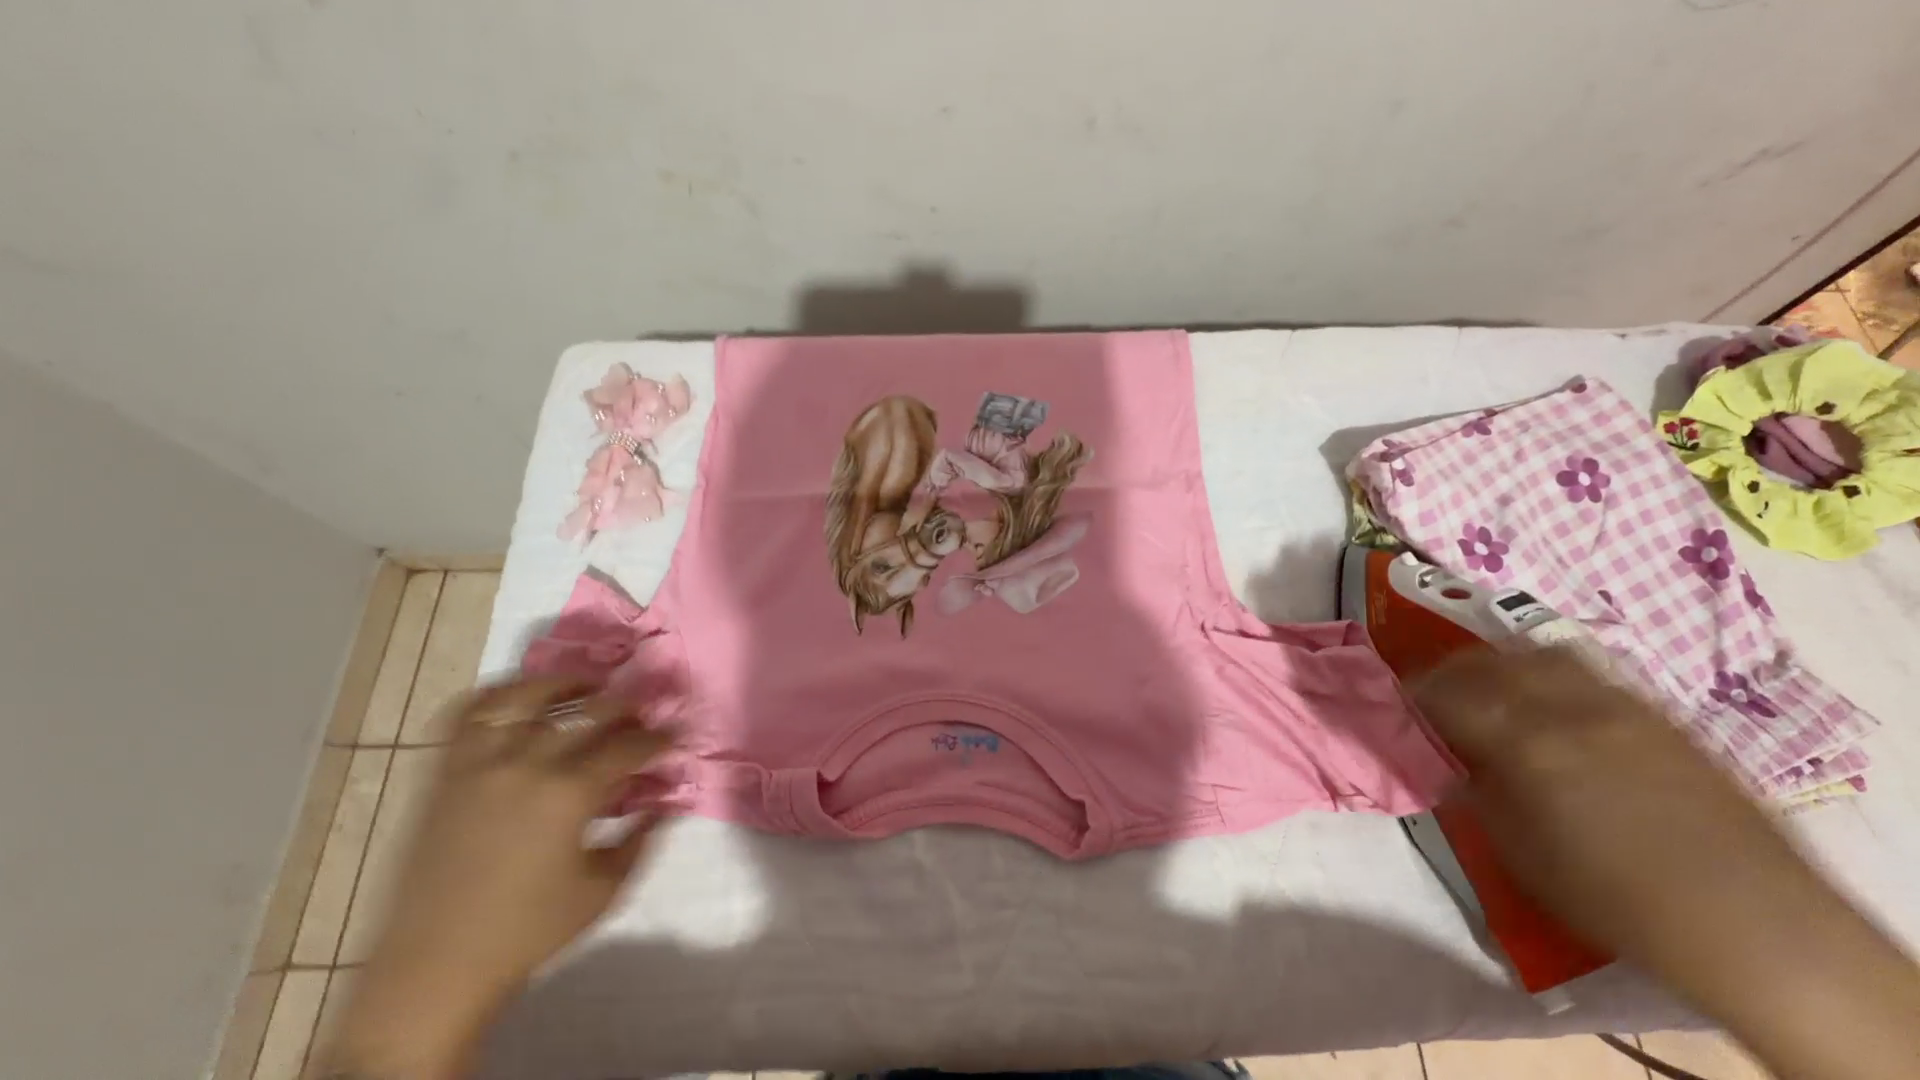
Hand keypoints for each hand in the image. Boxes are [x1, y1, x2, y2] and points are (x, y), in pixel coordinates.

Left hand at [323, 676, 671, 1079]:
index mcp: (570, 794)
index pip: (629, 746)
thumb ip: (641, 837)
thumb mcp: (603, 889)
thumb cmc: (529, 931)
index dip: (658, 738)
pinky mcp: (445, 771)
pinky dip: (497, 695)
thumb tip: (664, 802)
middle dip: (625, 706)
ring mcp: (479, 762)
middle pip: (589, 712)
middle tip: (642, 711)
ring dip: (566, 685)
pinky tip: (520, 697)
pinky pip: (470, 714)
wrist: (437, 961)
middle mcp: (526, 764)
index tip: (674, 738)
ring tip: (587, 686)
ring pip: (527, 697)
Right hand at [1413, 647, 1919, 1079]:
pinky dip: (1551, 674)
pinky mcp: (1657, 714)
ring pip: (1542, 654)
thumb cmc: (1615, 898)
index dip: (1412, 694)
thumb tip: (1451, 765)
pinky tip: (1550, 704)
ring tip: (1490, 688)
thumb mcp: (1520, 854)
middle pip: (1491, 661)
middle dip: (1451, 671)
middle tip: (1433, 693)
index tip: (1394, 704)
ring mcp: (1619, 704)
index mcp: (1526, 742)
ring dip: (1502, 662)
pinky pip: (1588, 672)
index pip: (1446, 694)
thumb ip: (1478, 796)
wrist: (1746, 918)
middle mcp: (1568, 706)